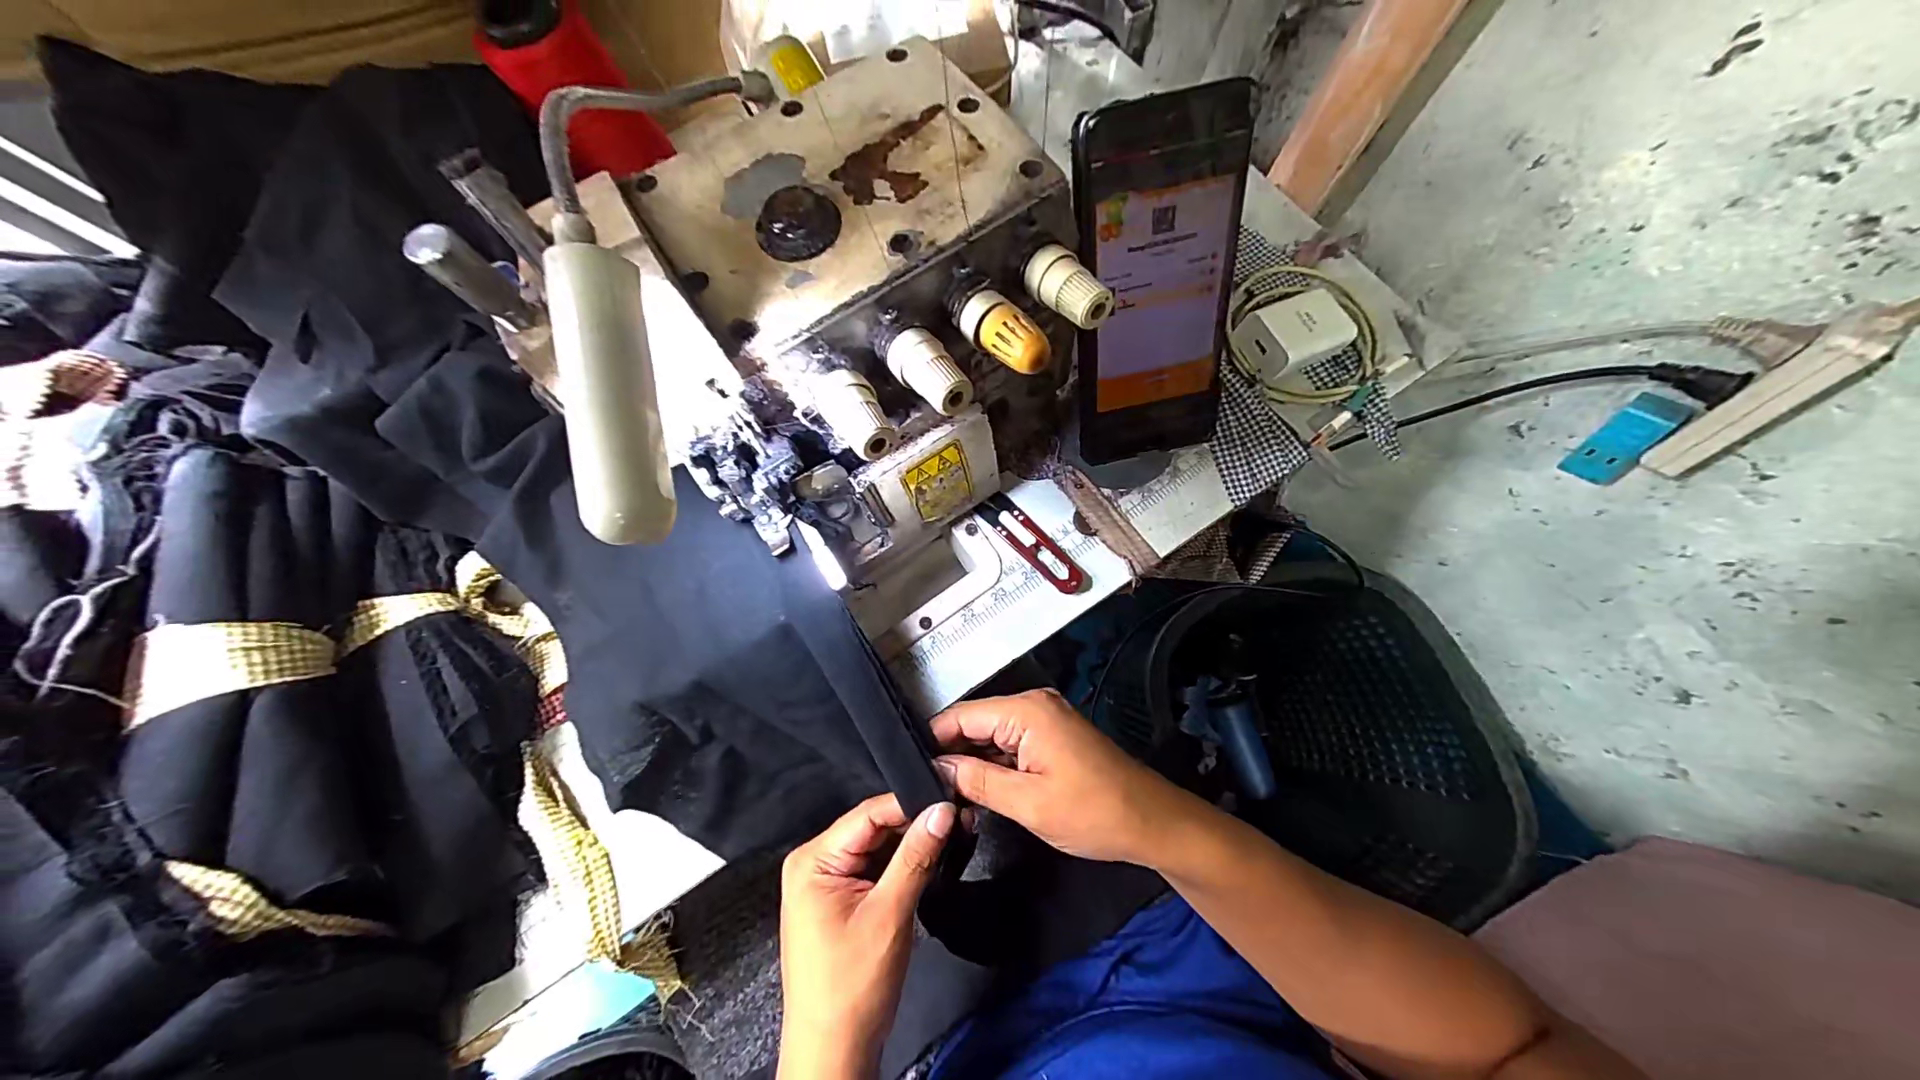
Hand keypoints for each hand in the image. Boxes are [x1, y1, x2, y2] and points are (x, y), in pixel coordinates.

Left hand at [778, 794, 953, 1079]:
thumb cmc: (850, 990)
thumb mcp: (888, 915)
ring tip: (952, 835)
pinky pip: (875, 868)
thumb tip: (941, 811)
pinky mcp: (842, 899)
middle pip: (873, 828)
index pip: (868, 814)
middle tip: (958, 817)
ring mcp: (827, 883)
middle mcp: (815, 864)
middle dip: (915, 823)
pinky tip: (930, 861)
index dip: (910, 803)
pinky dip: (903, 865)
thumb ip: (916, 857)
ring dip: (912, 844)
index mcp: (813, 860)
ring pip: (878, 847)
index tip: (950, 798)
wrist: (834, 1052)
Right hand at [929, 689, 1208, 866]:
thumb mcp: (1028, 803)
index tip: (913, 772)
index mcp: (1027, 711)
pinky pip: (1012, 744)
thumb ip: (977, 781)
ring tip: (955, 801)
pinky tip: (983, 795)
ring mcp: (1046, 720)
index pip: (961, 715)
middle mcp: (1035, 705)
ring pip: (991, 736)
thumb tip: (939, 769)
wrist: (1153, 823)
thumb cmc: (1096, 812)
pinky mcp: (1053, 736)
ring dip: (975, 765)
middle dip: (953, 757)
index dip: (934, 743)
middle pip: (975, 724)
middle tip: (933, 794)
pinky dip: (997, 767)